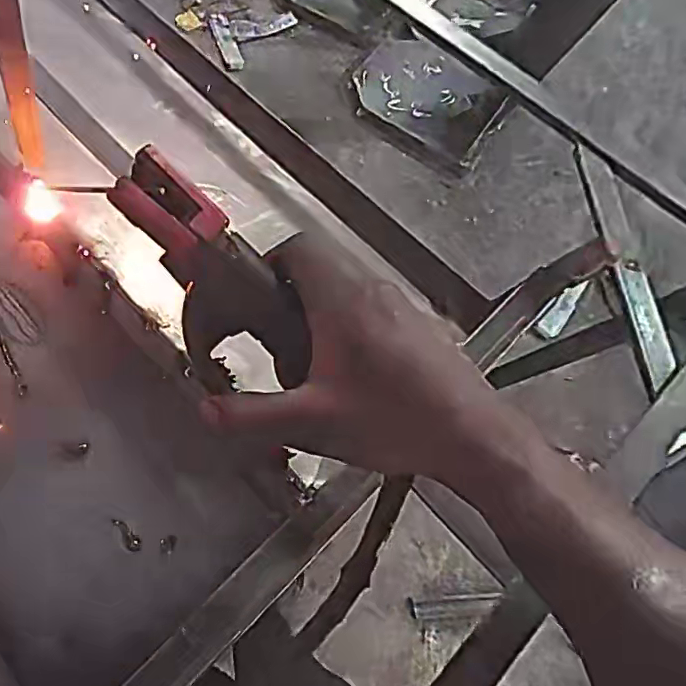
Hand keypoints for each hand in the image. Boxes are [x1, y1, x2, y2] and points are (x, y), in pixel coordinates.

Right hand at [201, 235, 540, 486]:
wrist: (475, 437)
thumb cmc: (401, 422)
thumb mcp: (314, 422)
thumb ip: (253, 415)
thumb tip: (210, 411)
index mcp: (343, 301)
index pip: (298, 248)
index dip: (267, 264)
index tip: (255, 295)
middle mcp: (373, 291)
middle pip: (318, 264)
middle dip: (287, 297)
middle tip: (277, 337)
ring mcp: (399, 305)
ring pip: (343, 284)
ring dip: (316, 313)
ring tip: (311, 363)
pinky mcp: (415, 324)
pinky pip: (368, 305)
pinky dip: (345, 326)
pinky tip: (348, 375)